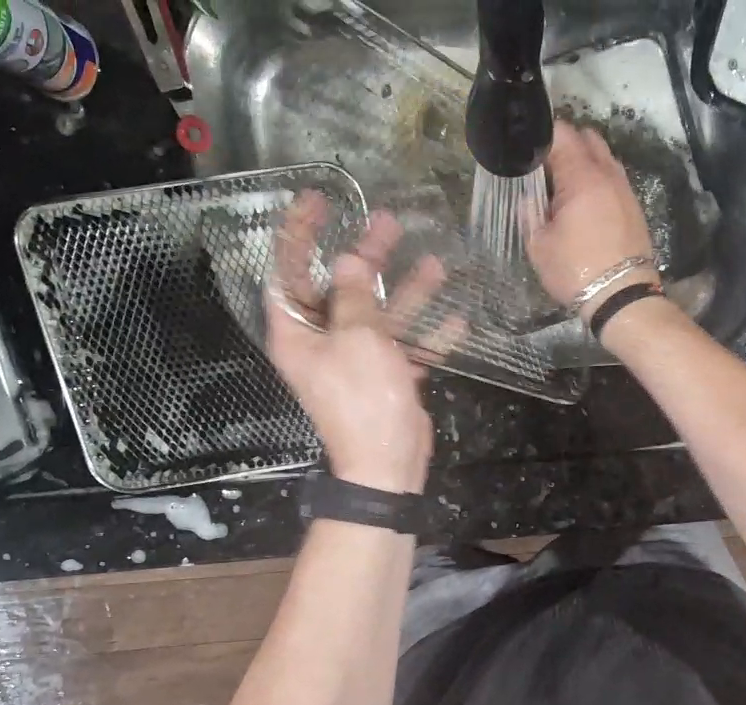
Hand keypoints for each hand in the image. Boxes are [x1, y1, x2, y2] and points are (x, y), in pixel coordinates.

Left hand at [267, 192, 449, 494]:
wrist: (387, 464)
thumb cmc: (363, 400)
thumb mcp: (357, 340)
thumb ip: (355, 297)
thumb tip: (351, 261)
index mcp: (299, 332)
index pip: (289, 271)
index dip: (299, 233)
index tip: (316, 200)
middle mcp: (323, 341)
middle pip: (342, 287)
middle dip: (367, 256)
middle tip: (389, 222)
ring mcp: (357, 360)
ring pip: (380, 315)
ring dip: (406, 291)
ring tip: (435, 263)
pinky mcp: (386, 377)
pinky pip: (406, 347)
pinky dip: (428, 336)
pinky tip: (456, 319)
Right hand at [524, 122, 659, 327]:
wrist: (622, 298)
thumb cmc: (576, 271)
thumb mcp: (538, 246)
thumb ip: (530, 213)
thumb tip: (530, 198)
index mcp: (581, 176)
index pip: (562, 133)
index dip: (541, 136)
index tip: (528, 151)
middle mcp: (608, 175)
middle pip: (587, 139)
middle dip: (566, 145)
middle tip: (547, 168)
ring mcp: (625, 190)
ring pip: (604, 159)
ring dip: (585, 164)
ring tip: (566, 188)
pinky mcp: (634, 208)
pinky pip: (614, 180)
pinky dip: (599, 182)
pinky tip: (586, 204)